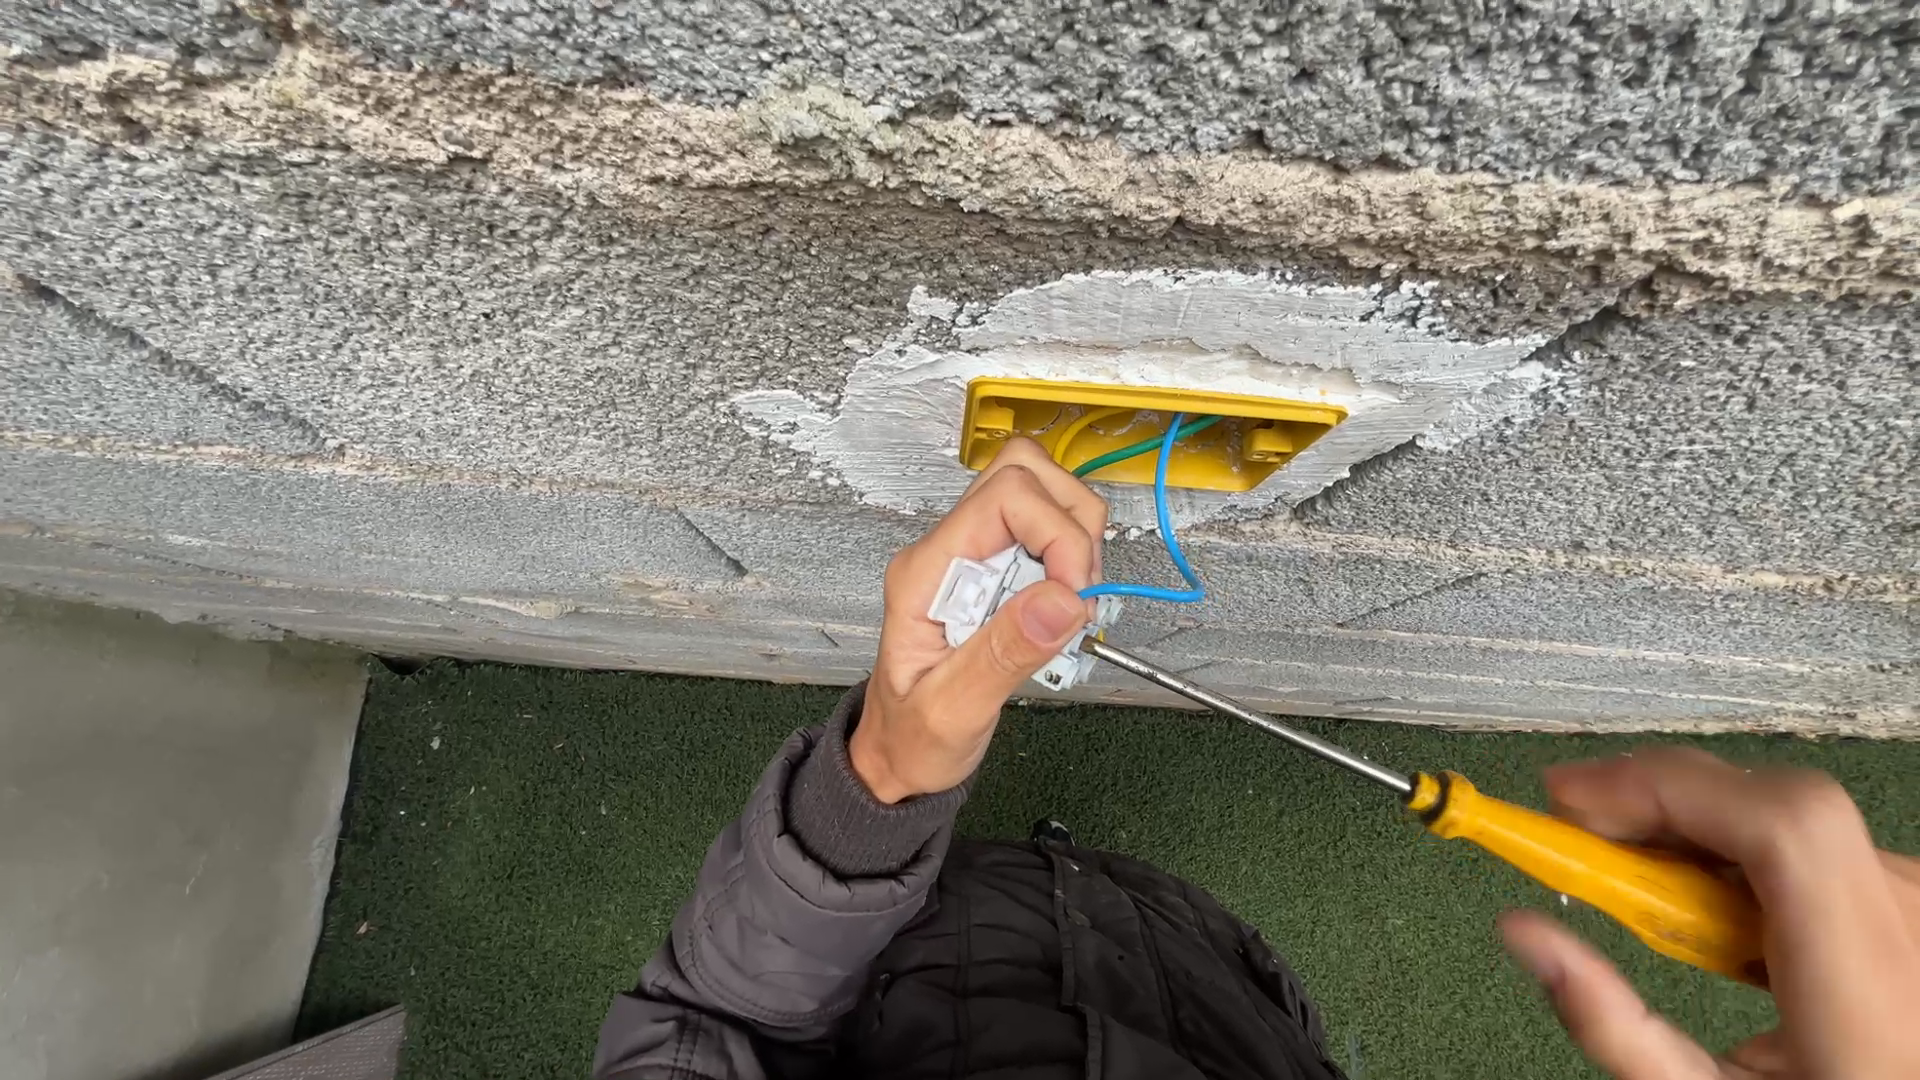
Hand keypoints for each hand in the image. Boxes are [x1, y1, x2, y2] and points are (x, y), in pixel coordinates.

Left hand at [849, 437, 1107, 803]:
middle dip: (1073, 525)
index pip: (1005, 496)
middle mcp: (948, 549)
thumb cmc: (911, 736)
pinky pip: (1046, 531)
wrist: (899, 753)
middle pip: (1024, 473)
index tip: (1074, 594)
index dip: (1058, 534)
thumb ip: (1005, 652)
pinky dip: (1073, 559)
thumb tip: (1063, 598)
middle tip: (1077, 593)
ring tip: (1070, 606)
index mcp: (925, 572)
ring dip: (1077, 541)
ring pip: (1041, 492)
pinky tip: (1063, 610)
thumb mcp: (953, 710)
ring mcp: (971, 554)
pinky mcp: (994, 569)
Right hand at [1499, 746, 1919, 1078]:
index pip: (1779, 824)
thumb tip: (1515, 927)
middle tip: (1574, 830)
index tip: (1565, 804)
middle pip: (1764, 799)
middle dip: (1647, 797)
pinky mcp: (1909, 895)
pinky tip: (1701, 897)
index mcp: (1873, 980)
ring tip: (1632, 878)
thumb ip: (1613, 1026)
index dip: (1662, 789)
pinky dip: (1722, 841)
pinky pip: (1799, 832)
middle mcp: (1914, 921)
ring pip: (1774, 807)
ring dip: (1678, 820)